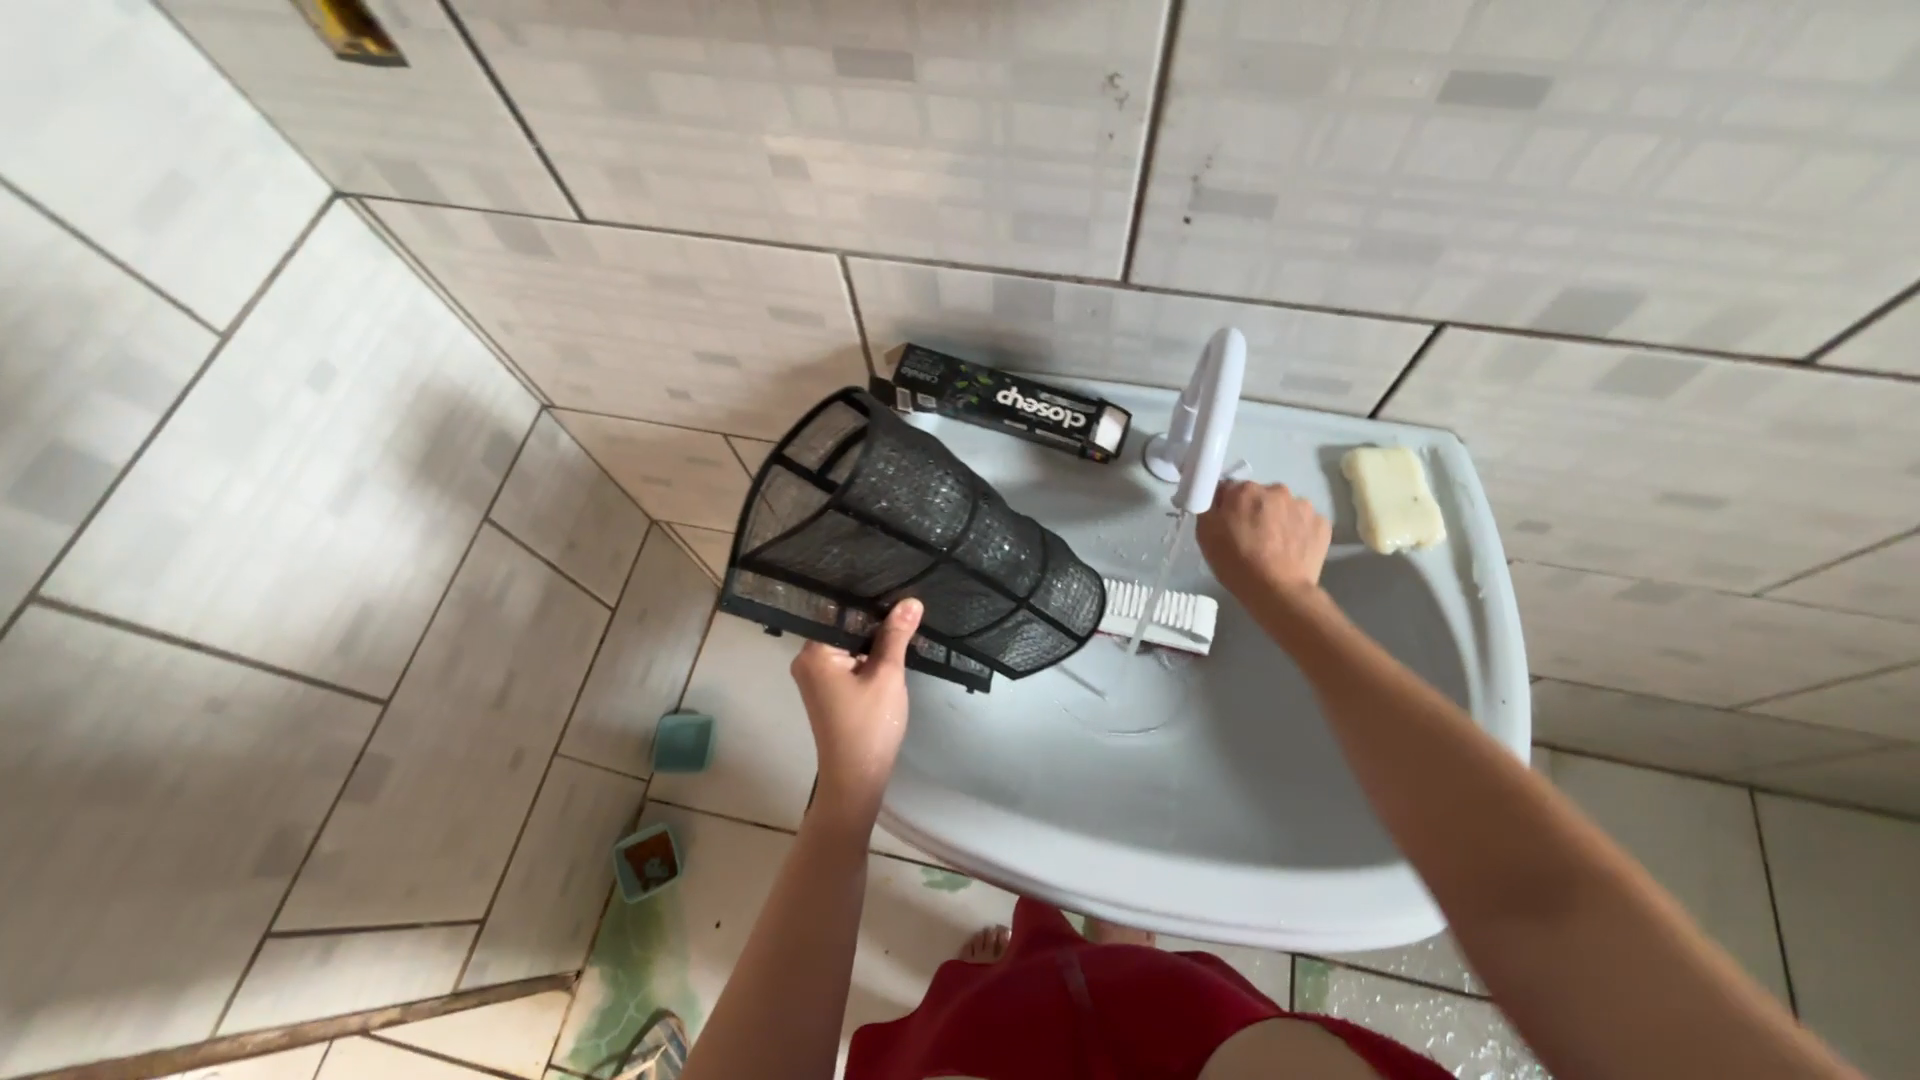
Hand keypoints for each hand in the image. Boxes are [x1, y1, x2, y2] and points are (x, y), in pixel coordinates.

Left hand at [790, 599, 923, 822]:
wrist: (857, 777)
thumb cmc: (869, 724)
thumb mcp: (887, 674)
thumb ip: (896, 635)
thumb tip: (911, 601)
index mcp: (813, 652)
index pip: (839, 612)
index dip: (869, 602)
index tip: (896, 588)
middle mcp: (807, 660)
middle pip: (843, 628)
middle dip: (873, 622)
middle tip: (906, 605)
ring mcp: (815, 677)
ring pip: (847, 646)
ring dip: (872, 641)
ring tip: (903, 623)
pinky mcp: (826, 691)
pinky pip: (847, 663)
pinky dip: (866, 658)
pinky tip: (890, 652)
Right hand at [1196, 480, 1331, 600]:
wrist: (1277, 591)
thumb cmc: (1236, 563)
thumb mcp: (1204, 535)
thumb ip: (1208, 509)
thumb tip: (1218, 500)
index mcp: (1245, 490)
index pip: (1231, 490)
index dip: (1227, 507)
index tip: (1228, 525)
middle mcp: (1276, 490)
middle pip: (1260, 496)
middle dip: (1255, 511)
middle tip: (1251, 538)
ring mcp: (1303, 506)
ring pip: (1285, 508)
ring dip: (1278, 520)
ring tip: (1274, 547)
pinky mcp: (1321, 524)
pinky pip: (1304, 523)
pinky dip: (1298, 532)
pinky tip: (1291, 551)